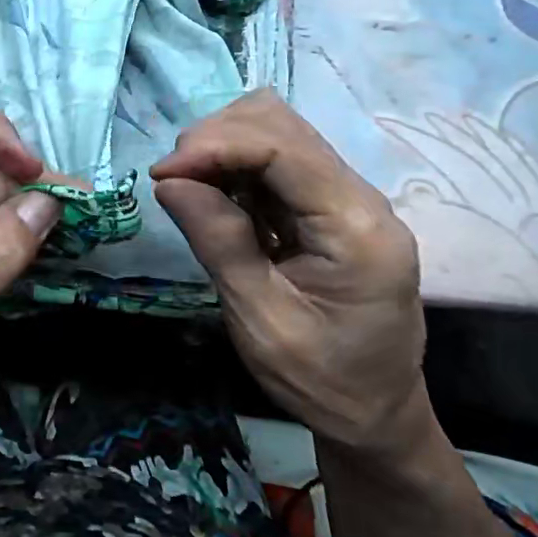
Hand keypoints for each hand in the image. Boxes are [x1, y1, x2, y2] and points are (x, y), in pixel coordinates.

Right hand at [151, 90, 427, 455]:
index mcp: (356, 228)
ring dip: (221, 145)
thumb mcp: (261, 321)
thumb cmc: (321, 379)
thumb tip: (168, 182)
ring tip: (190, 186)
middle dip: (214, 139)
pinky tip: (214, 194)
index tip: (161, 175)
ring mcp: (344, 196)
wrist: (375, 414)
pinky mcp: (325, 202)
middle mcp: (359, 197)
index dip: (214, 146)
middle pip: (280, 122)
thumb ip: (219, 243)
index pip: (282, 147)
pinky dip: (231, 162)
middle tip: (173, 181)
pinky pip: (273, 156)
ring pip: (274, 129)